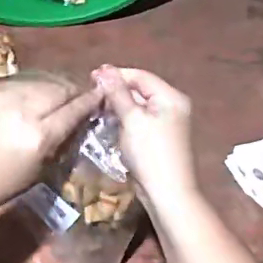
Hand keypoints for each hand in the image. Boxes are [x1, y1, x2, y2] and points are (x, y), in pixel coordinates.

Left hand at [0, 77, 101, 214]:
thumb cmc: (3, 183)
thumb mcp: (41, 167)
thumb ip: (61, 138)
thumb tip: (78, 115)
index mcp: (39, 136)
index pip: (73, 109)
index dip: (90, 100)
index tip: (101, 95)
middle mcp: (22, 111)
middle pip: (59, 89)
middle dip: (72, 92)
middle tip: (78, 97)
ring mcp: (2, 97)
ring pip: (40, 82)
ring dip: (52, 88)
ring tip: (56, 96)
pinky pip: (18, 83)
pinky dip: (30, 89)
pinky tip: (31, 97)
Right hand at [92, 65, 199, 210]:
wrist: (166, 192)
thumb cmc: (149, 152)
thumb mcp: (131, 119)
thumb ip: (117, 93)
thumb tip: (104, 70)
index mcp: (170, 97)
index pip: (140, 76)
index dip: (115, 74)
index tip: (90, 78)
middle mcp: (171, 105)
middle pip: (139, 89)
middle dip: (115, 90)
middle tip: (91, 95)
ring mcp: (166, 121)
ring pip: (137, 104)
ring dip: (117, 104)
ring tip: (96, 108)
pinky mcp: (158, 136)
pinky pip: (138, 118)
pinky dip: (123, 117)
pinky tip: (108, 121)